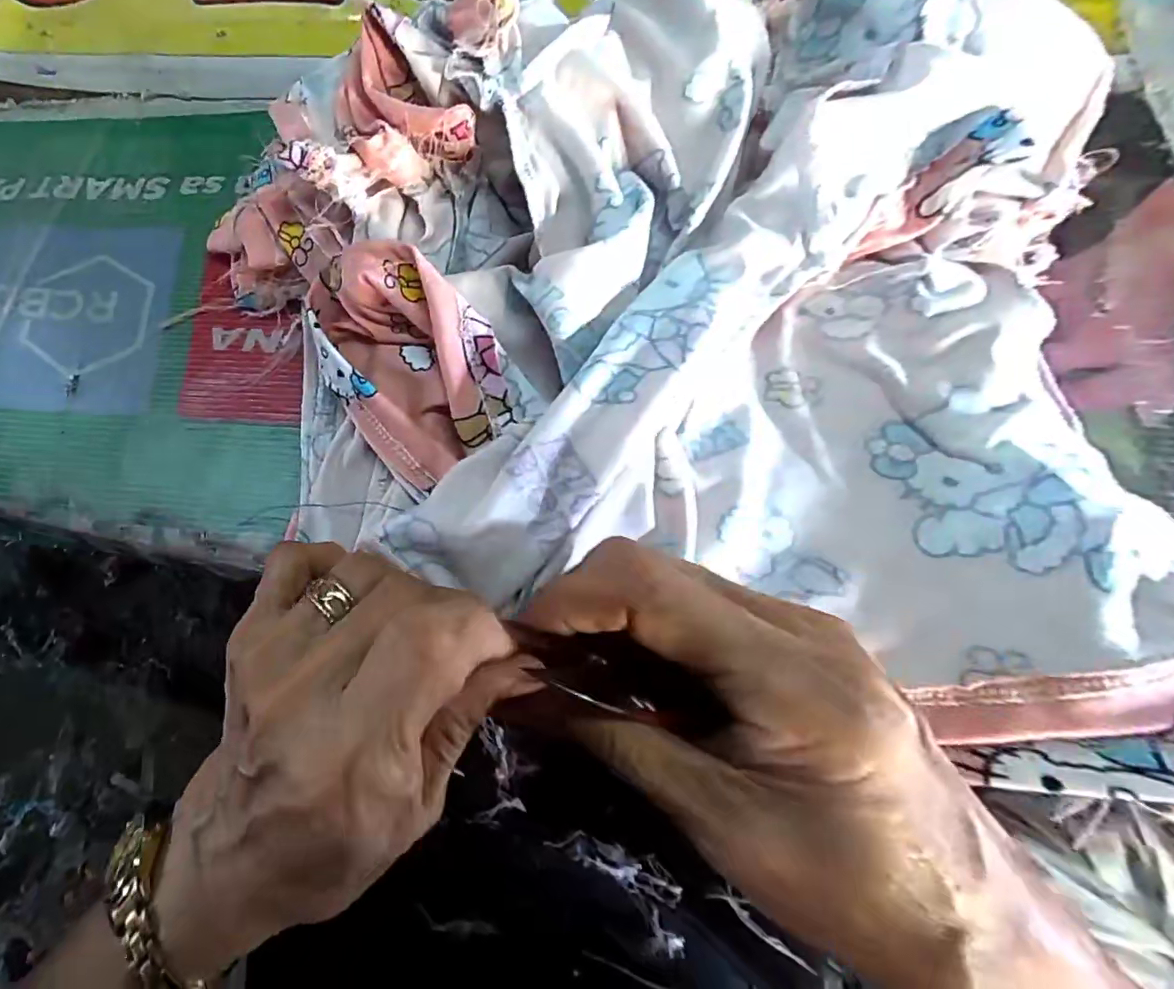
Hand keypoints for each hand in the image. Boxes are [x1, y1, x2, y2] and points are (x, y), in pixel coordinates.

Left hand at [151, 542, 536, 978]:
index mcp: (359, 748)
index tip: (496, 646)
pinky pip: (293, 560)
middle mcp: (306, 687)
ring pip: (356, 570)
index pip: (428, 639)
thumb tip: (517, 656)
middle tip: (455, 642)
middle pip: (398, 596)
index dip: (479, 626)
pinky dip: (333, 562)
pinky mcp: (244, 632)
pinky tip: (349, 597)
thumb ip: (462, 716)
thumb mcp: (420, 804)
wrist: (240, 841)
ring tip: (403, 623)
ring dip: (399, 587)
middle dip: (448, 608)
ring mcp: (267, 650)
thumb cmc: (337, 846)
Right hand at [514, 539, 1122, 987]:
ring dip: (605, 613)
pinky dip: (640, 627)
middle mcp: (798, 625)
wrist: (977, 928)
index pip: (645, 583)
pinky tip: (631, 676)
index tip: (523, 646)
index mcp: (790, 671)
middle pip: (648, 565)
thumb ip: (609, 737)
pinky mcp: (797, 641)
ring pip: (666, 577)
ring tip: (578, 670)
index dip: (567, 601)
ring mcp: (801, 628)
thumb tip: (516, 694)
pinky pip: (692, 605)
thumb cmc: (846, 883)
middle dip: (577, 604)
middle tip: (544, 661)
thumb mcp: (712, 817)